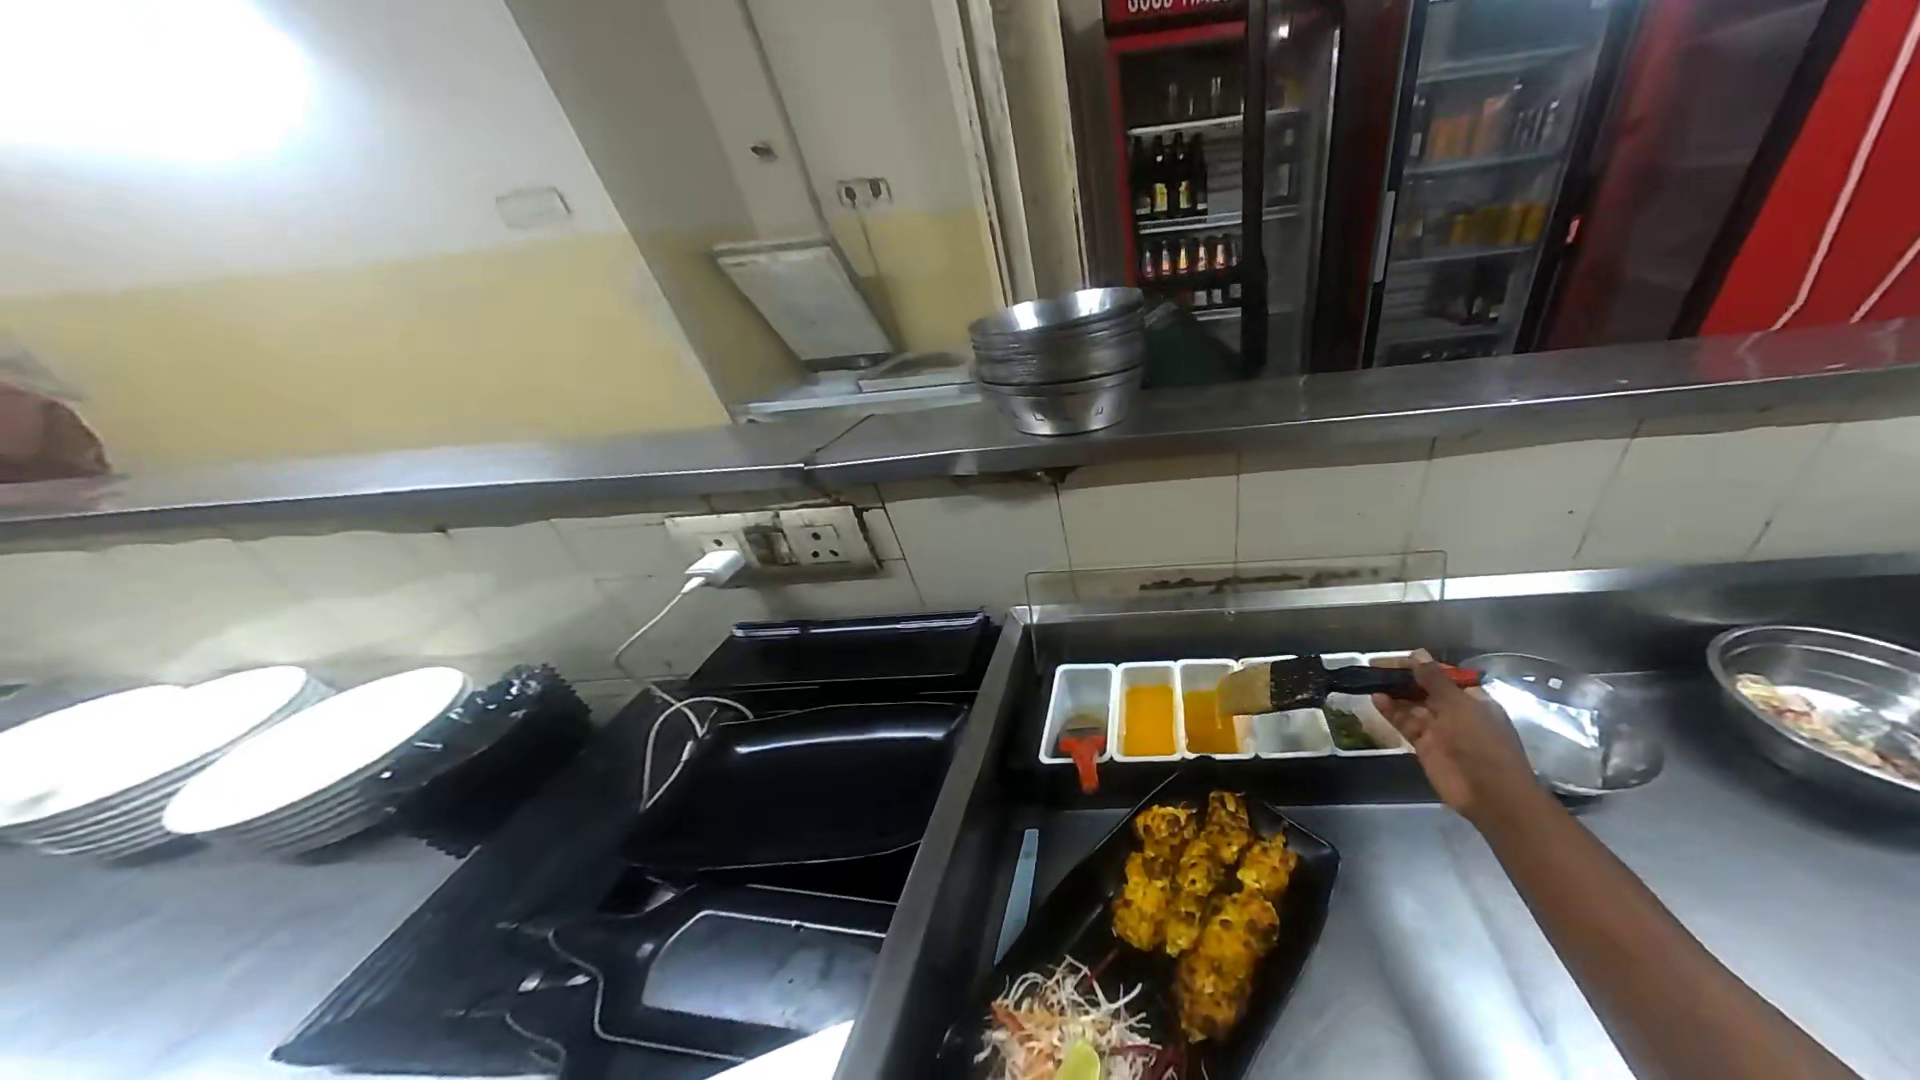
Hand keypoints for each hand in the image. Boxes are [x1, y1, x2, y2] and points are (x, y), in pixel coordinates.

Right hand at [1371, 650, 1545, 828]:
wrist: (1490, 793)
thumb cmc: (1482, 743)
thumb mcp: (1460, 705)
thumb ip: (1435, 680)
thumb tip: (1416, 653)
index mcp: (1472, 699)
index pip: (1442, 675)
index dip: (1419, 666)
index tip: (1394, 659)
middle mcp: (1455, 711)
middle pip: (1423, 689)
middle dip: (1401, 678)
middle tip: (1373, 668)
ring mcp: (1438, 729)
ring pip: (1411, 705)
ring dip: (1392, 693)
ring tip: (1369, 681)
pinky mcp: (1423, 745)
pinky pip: (1404, 723)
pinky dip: (1391, 711)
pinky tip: (1376, 699)